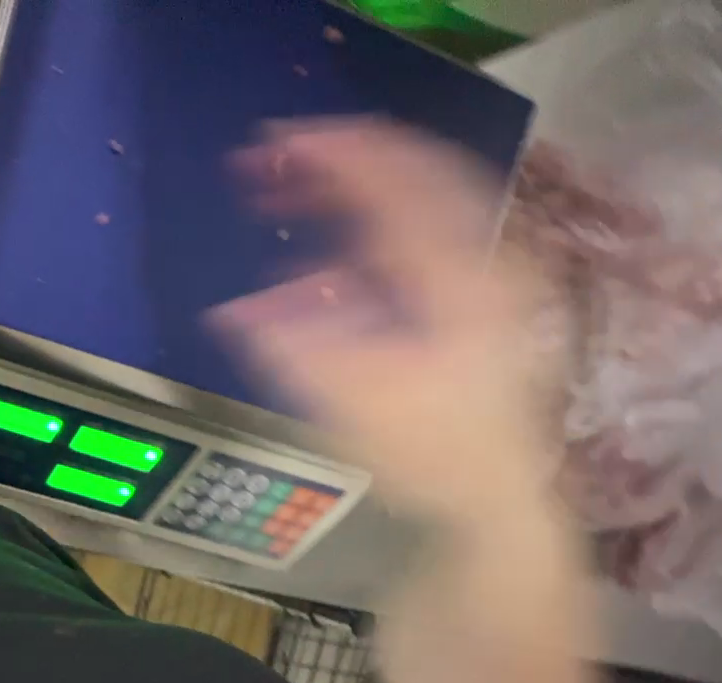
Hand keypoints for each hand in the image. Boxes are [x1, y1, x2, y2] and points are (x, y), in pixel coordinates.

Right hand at [211, 120, 550, 527]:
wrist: (488, 500)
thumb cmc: (430, 455)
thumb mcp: (354, 404)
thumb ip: (294, 349)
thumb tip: (232, 311)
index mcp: (459, 278)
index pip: (399, 186)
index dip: (337, 155)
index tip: (277, 143)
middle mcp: (478, 265)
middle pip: (410, 182)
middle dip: (336, 167)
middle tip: (271, 166)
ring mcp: (478, 283)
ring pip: (412, 210)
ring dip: (346, 198)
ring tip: (287, 198)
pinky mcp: (466, 306)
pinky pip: (410, 246)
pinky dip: (361, 237)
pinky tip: (322, 259)